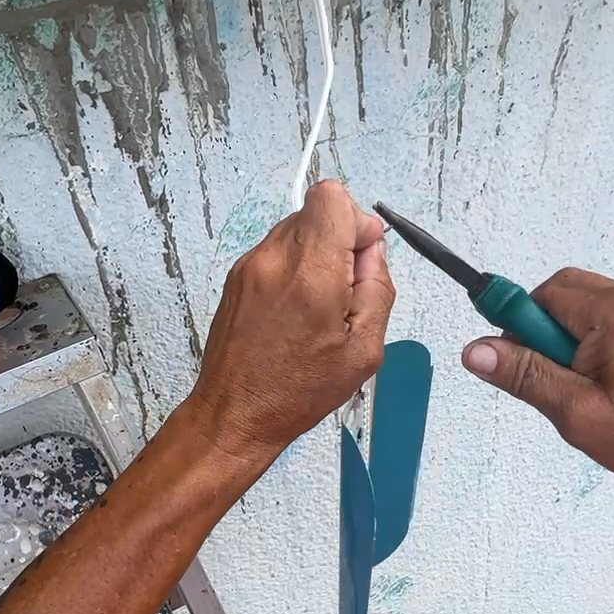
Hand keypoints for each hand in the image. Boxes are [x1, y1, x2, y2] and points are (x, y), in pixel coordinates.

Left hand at [187, 181, 394, 461]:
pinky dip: (294, 268)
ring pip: (296, 229)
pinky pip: (276, 251)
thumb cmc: (298, 392)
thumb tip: (372, 251)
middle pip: (316, 210)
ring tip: (318, 305)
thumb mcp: (364, 350)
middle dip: (340, 240)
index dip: (356, 221)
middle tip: (344, 290)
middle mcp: (274, 260)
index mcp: (310, 275)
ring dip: (317, 254)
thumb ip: (378, 289)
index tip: (361, 257)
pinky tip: (296, 310)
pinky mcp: (236, 276)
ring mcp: (249, 265)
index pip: (332, 199)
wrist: (235, 413)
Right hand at [460, 268, 613, 501]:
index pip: (541, 296)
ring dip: (573, 341)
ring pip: (590, 308)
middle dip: (545, 332)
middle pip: (565, 293)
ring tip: (590, 391)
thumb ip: (523, 375)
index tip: (509, 359)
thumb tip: (475, 350)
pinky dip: (601, 344)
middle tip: (553, 382)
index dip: (518, 329)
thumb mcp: (577, 413)